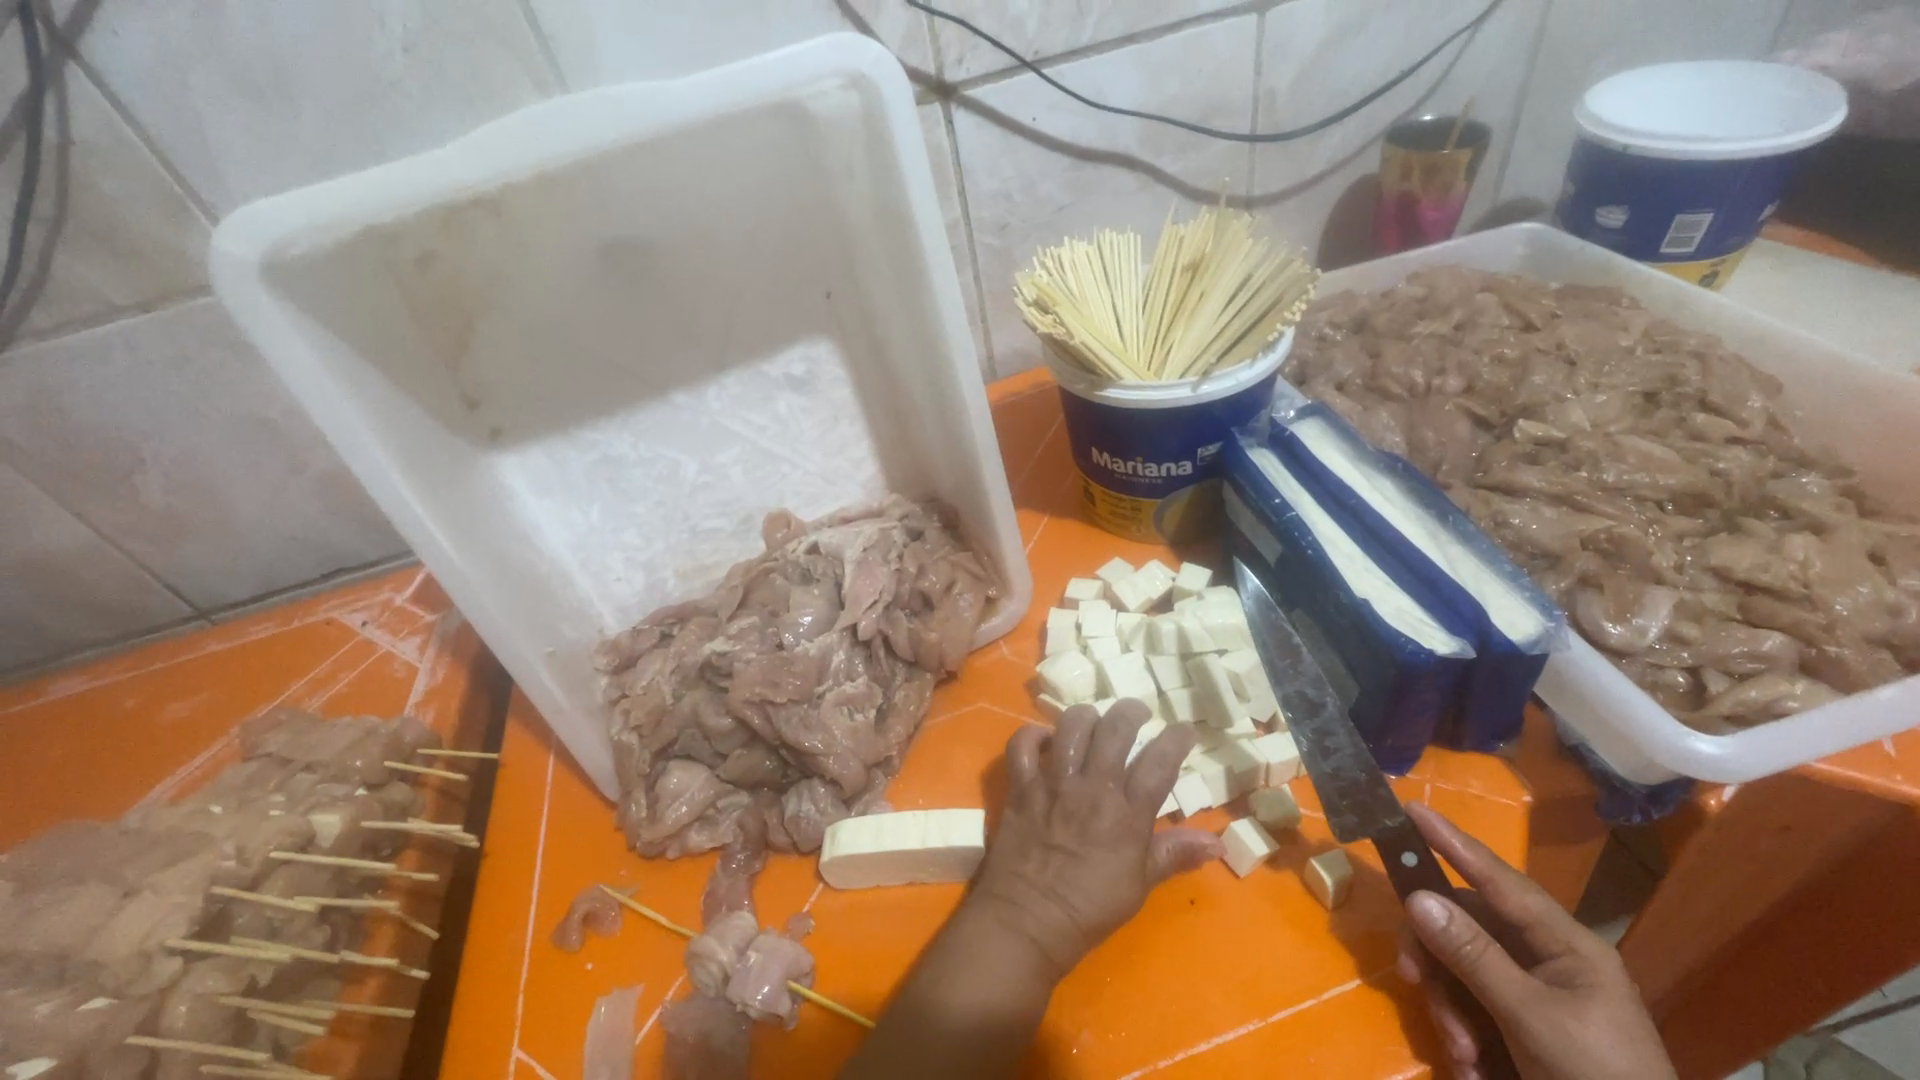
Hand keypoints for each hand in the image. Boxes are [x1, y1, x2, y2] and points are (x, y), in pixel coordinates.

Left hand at [965, 700, 1222, 979]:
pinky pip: (1022, 746)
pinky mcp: (1021, 787)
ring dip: (1085, 716)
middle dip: (1130, 712)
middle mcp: (1092, 788)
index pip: (1159, 763)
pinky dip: (1032, 735)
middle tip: (1137, 712)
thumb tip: (1218, 843)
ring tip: (1093, 720)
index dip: (1176, 740)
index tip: (1184, 730)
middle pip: (1115, 730)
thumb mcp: (1139, 885)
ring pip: (1071, 727)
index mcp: (1127, 814)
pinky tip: (1044, 739)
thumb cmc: (1089, 908)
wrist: (1028, 920)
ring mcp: (1053, 783)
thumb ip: (1174, 854)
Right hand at [1396, 803, 1676, 1079]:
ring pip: (1461, 971)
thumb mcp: (1532, 1019)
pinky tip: (1471, 1067)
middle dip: (1437, 961)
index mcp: (1566, 945)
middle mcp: (1547, 959)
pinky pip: (1471, 1007)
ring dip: (1449, 1010)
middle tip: (1413, 983)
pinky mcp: (1522, 1026)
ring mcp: (1534, 994)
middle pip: (1466, 929)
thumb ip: (1473, 956)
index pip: (1499, 879)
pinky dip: (1462, 1034)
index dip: (1454, 843)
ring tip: (1463, 1056)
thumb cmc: (1598, 1076)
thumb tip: (1417, 896)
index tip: (1412, 808)